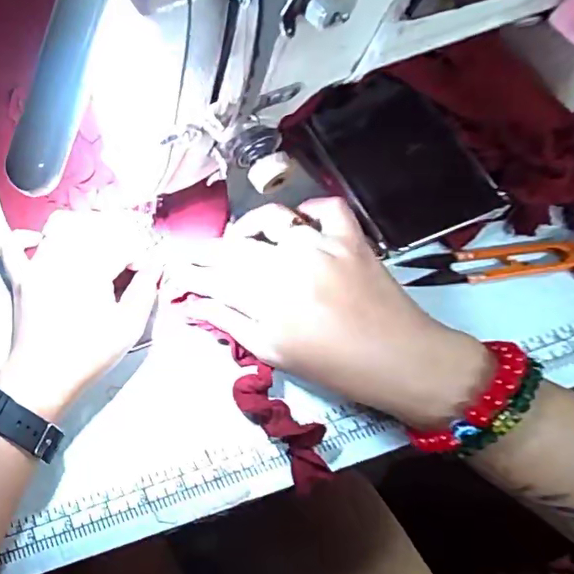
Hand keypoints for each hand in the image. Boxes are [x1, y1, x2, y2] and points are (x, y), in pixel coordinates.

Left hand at [0, 210, 159, 421]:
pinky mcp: (20, 279)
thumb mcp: (129, 326)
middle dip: (115, 240)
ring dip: (82, 232)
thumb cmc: (87, 355)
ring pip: (59, 228)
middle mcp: (62, 258)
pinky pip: (14, 246)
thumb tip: (154, 267)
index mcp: (92, 268)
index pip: (123, 243)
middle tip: (125, 265)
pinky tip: (40, 240)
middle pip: (93, 229)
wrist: (43, 378)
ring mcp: (37, 266)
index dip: (139, 257)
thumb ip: (145, 290)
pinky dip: (24, 237)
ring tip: (96, 253)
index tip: (143, 274)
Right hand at [164, 197, 492, 428]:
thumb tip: (195, 305)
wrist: (400, 360)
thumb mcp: (273, 352)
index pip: (212, 275)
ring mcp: (321, 245)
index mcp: (265, 297)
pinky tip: (302, 225)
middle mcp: (288, 262)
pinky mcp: (350, 236)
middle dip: (207, 250)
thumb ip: (231, 322)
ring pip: (273, 219)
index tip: (172, 269)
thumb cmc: (333, 366)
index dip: (187, 271)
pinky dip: (310, 211)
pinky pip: (326, 207)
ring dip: (251, 227)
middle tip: (194, 255)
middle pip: (234, 246)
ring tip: (245, 241)